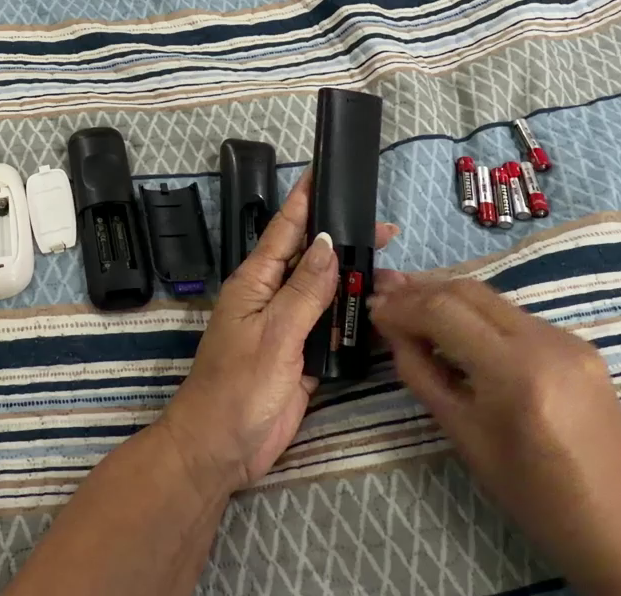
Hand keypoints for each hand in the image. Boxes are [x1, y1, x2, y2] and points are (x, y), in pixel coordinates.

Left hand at [158, 174, 395, 490]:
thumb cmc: (238, 386)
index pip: (282, 232)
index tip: (323, 173)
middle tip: (389, 229)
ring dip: (358, 284)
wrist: (222, 447)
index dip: (303, 202)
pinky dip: (357, 321)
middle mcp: (272, 298)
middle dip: (346, 243)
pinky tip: (384, 314)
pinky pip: (333, 329)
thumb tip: (327, 242)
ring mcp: (288, 328)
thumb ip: (304, 290)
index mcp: (254, 283)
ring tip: (398, 275)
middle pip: (313, 260)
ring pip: (328, 295)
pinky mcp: (303, 357)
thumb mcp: (274, 334)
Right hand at [369, 273, 620, 594]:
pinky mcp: (580, 347)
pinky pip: (515, 316)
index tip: (372, 310)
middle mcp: (546, 343)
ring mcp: (569, 341)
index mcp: (516, 373)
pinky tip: (457, 330)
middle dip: (420, 290)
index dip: (401, 305)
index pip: (443, 311)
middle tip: (384, 298)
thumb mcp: (462, 435)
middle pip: (467, 291)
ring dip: (447, 298)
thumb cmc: (532, 495)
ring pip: (491, 298)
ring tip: (411, 307)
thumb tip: (392, 330)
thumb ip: (422, 373)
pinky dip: (478, 315)